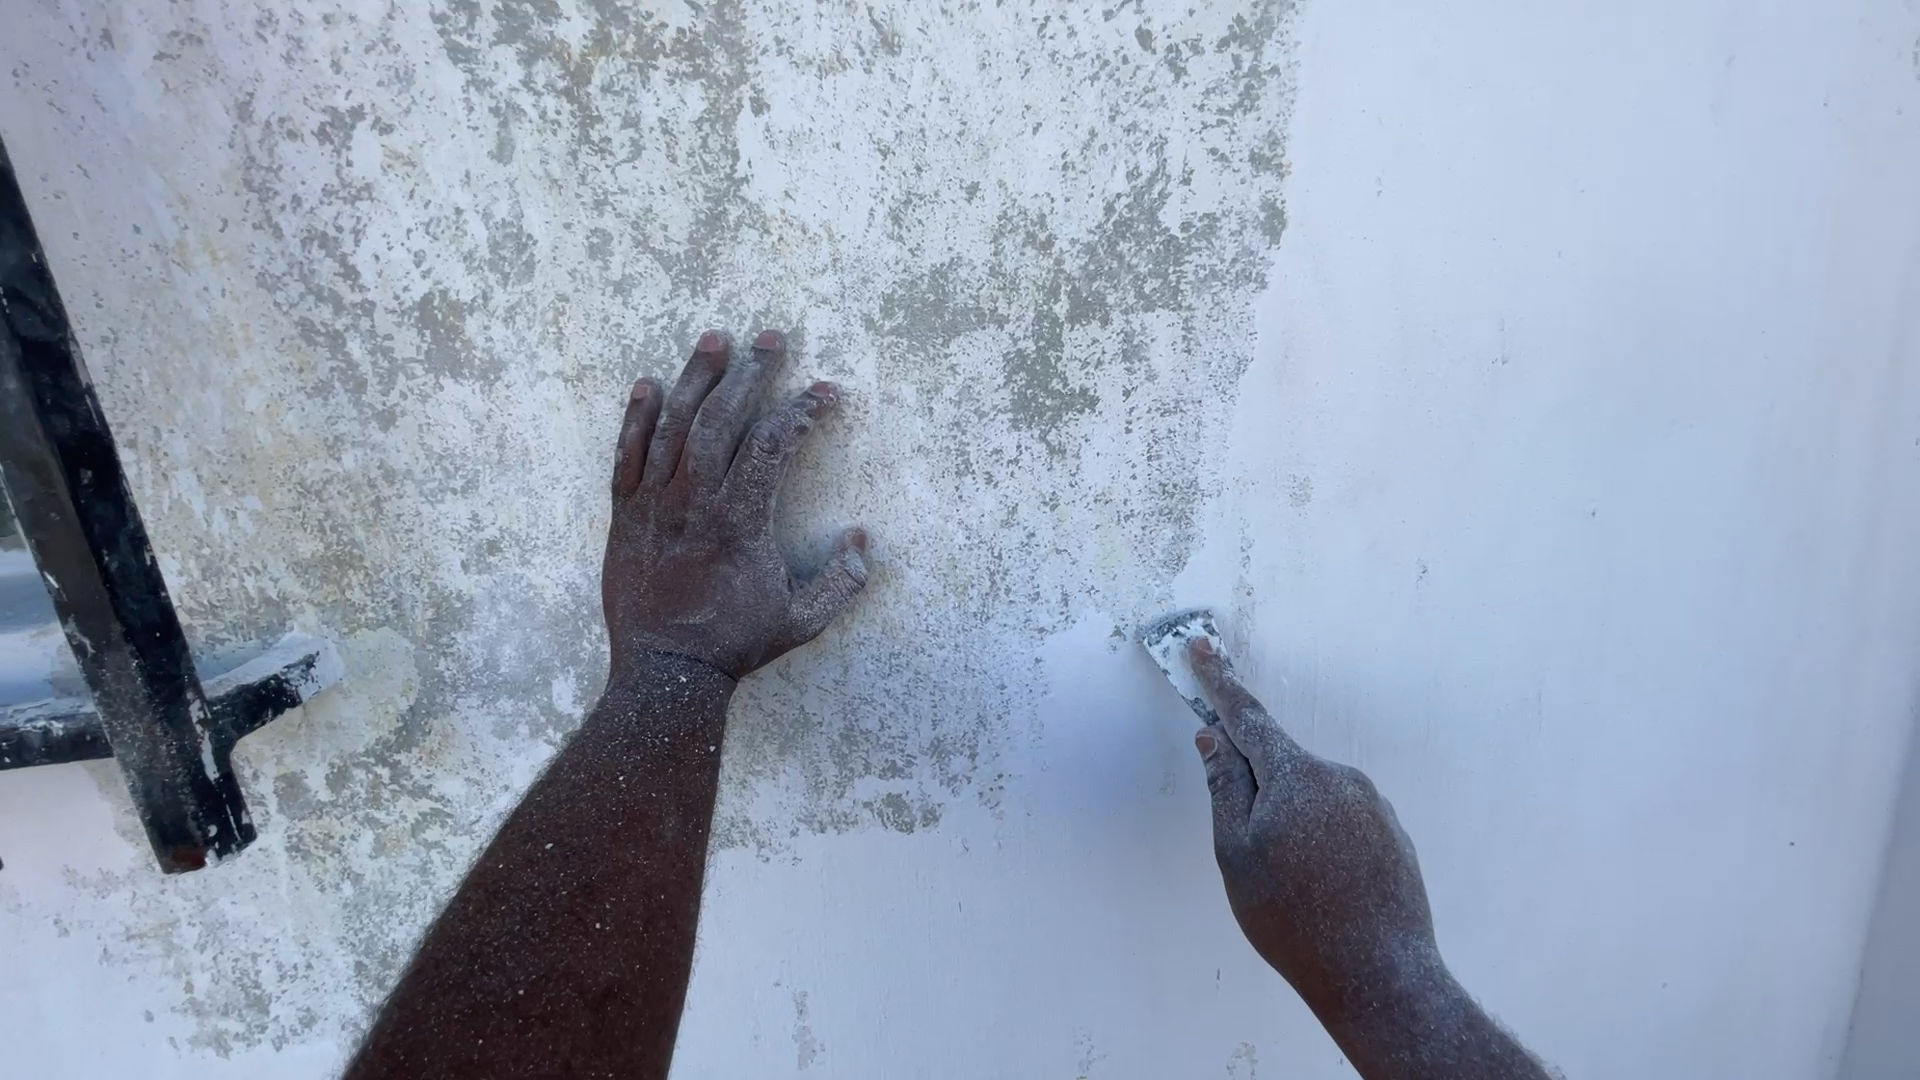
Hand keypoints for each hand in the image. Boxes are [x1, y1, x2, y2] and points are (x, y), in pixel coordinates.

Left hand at [602, 329, 868, 680]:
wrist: (663, 673)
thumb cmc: (735, 644)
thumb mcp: (803, 621)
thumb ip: (841, 582)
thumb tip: (863, 540)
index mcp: (741, 522)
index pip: (773, 446)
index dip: (802, 413)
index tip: (825, 394)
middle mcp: (695, 502)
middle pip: (722, 420)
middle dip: (751, 373)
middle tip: (770, 338)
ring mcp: (654, 505)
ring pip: (673, 426)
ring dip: (696, 378)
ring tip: (715, 339)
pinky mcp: (624, 515)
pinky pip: (626, 455)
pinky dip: (636, 417)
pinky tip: (648, 384)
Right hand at [1189, 638, 1445, 1021]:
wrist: (1383, 981)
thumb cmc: (1293, 916)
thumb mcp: (1236, 850)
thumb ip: (1225, 786)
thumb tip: (1214, 738)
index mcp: (1296, 775)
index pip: (1246, 716)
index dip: (1218, 681)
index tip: (1201, 647)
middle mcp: (1340, 778)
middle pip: (1279, 764)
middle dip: (1256, 788)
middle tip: (1251, 849)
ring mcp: (1373, 806)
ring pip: (1310, 795)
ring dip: (1289, 819)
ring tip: (1292, 883)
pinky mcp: (1393, 835)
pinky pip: (1340, 819)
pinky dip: (1320, 838)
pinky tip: (1323, 887)